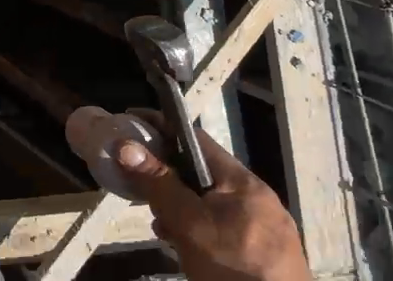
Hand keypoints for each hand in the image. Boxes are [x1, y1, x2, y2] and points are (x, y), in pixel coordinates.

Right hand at [115, 121, 309, 280]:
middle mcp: (259, 199)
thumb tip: (124, 145)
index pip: (196, 138)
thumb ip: (158, 182)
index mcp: (245, 184)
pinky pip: (223, 225)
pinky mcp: (267, 254)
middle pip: (201, 171)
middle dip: (166, 175)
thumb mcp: (188, 224)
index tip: (129, 126)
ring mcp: (267, 229)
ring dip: (180, 206)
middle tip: (139, 186)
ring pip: (210, 201)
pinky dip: (198, 227)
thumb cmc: (233, 269)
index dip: (160, 127)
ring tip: (162, 227)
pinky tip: (185, 247)